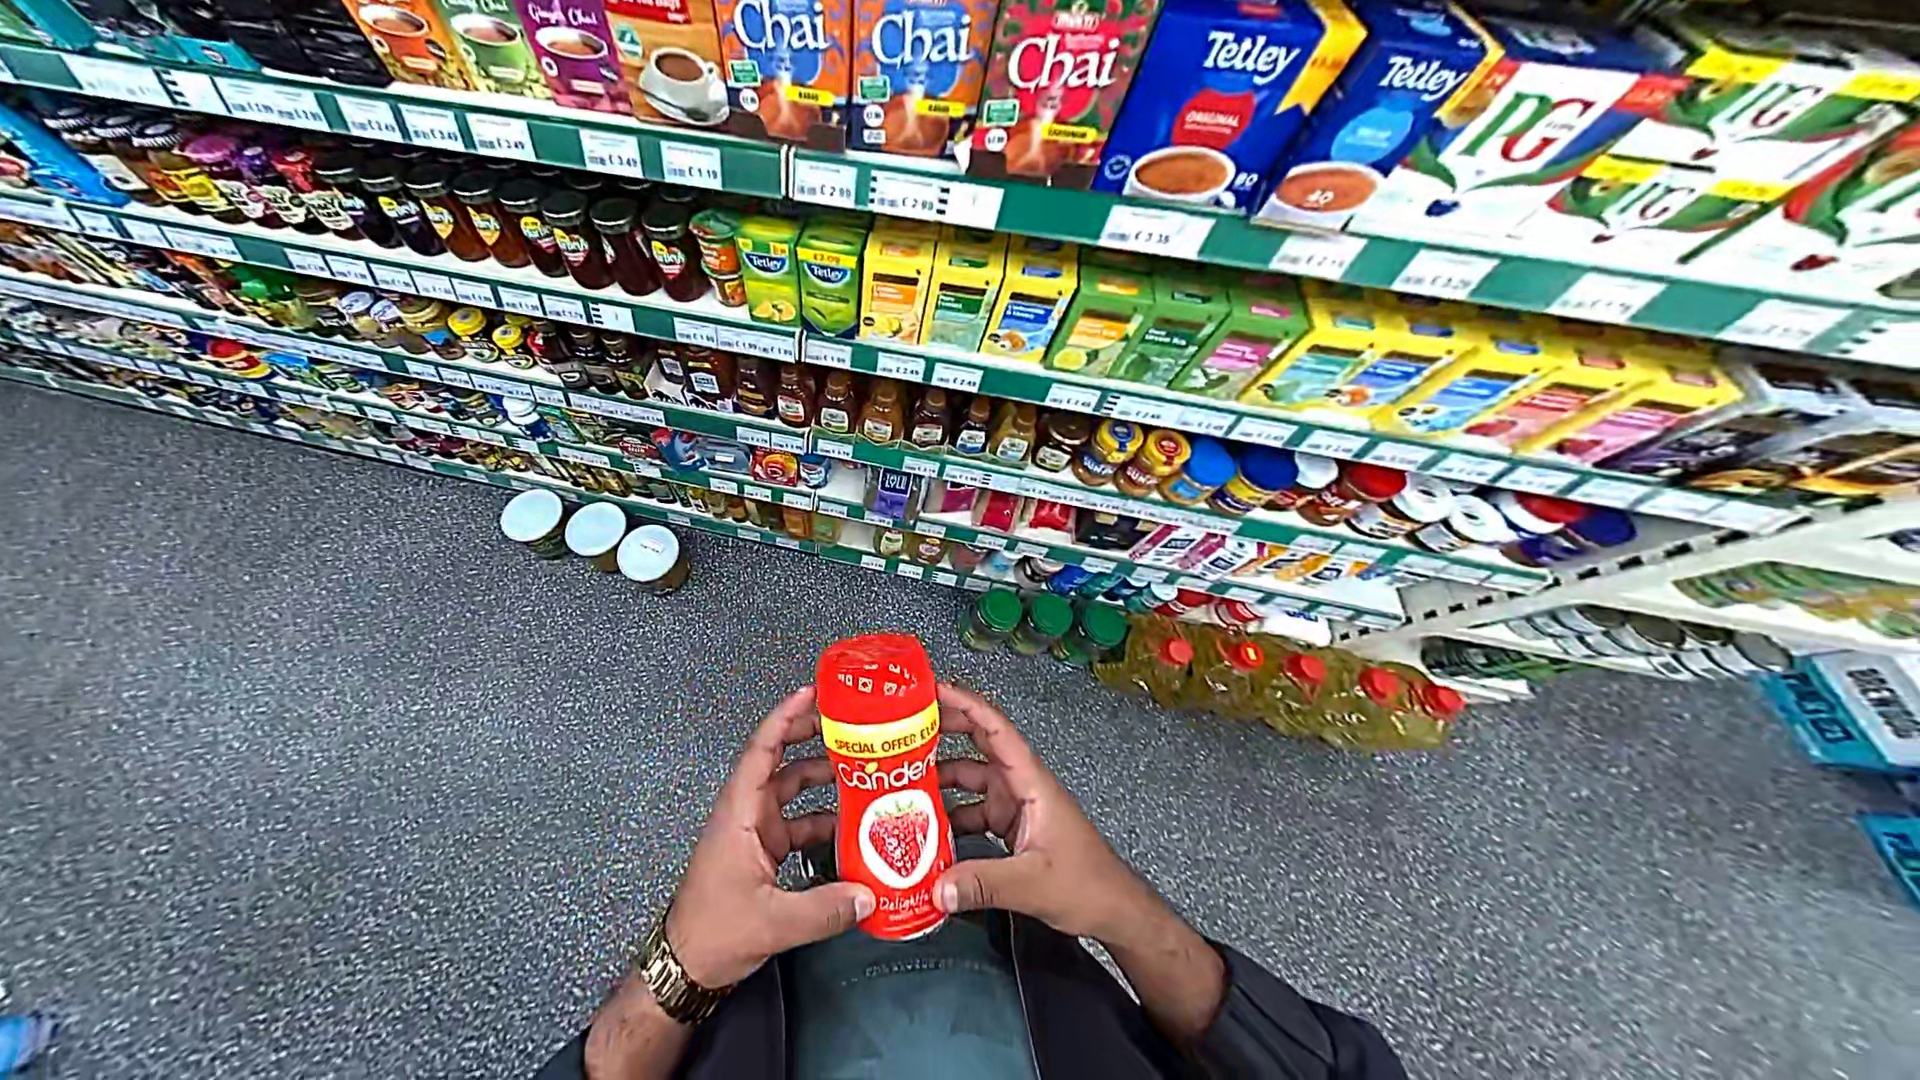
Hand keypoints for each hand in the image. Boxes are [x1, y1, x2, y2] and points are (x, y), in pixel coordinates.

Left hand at [665, 687, 874, 987]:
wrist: (684, 968)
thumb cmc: (709, 935)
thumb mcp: (772, 922)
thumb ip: (825, 909)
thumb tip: (868, 895)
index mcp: (740, 813)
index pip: (762, 749)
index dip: (785, 717)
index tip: (811, 694)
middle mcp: (747, 812)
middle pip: (781, 758)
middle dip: (812, 736)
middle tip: (847, 724)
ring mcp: (756, 829)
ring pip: (793, 788)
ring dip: (823, 777)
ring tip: (858, 770)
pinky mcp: (764, 848)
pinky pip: (800, 819)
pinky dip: (824, 816)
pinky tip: (850, 826)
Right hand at [932, 682, 1161, 941]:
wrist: (1113, 908)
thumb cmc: (1088, 883)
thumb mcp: (1033, 883)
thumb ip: (983, 884)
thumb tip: (937, 887)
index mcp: (1031, 780)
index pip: (996, 729)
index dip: (966, 704)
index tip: (936, 690)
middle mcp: (1020, 784)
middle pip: (979, 743)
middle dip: (945, 730)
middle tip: (907, 727)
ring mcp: (1015, 803)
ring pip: (971, 777)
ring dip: (940, 777)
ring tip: (905, 780)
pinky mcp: (1010, 823)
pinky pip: (971, 807)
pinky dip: (949, 812)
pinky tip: (927, 826)